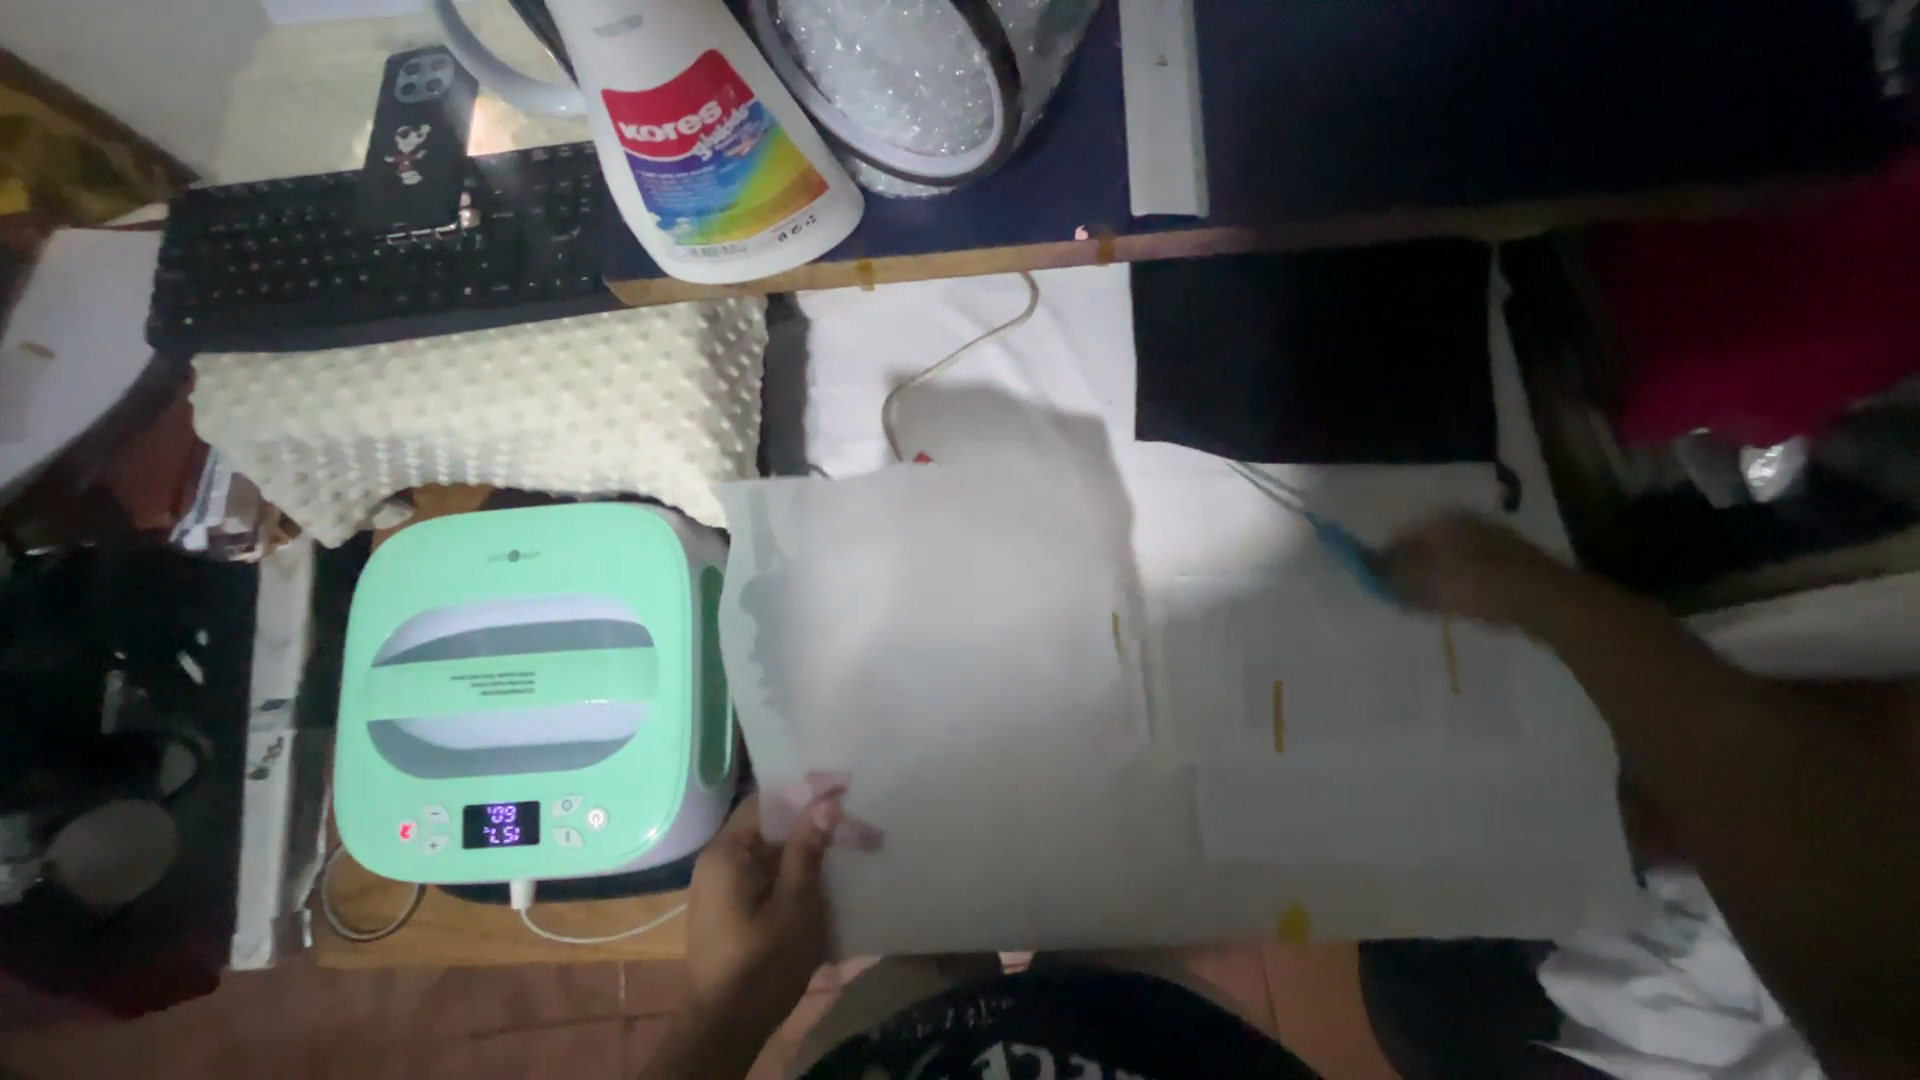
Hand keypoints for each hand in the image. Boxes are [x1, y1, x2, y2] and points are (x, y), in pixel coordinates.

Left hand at [683, 791, 840, 1035]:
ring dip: (804, 844)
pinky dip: (792, 866)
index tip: (844, 784)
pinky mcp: (729, 907)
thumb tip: (826, 801)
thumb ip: (807, 849)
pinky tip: (823, 873)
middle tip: (854, 813)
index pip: (767, 799)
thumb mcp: (795, 905)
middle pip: (768, 823)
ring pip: (768, 848)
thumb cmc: (761, 965)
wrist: (725, 1028)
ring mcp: (720, 885)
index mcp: (726, 852)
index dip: (805, 789)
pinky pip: (763, 871)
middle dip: (810, 817)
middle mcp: (717, 861)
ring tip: (847, 840)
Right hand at [1382, 511, 1569, 627]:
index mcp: (1440, 519)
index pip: (1399, 536)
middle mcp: (1466, 521)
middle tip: (1407, 595)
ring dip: (1439, 577)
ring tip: (1435, 603)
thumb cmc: (1472, 585)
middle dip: (1413, 568)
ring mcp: (1494, 537)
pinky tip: (1464, 603)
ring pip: (1451, 557)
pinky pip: (1475, 569)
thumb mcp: (1420, 581)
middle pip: (1426, 546)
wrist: (1543, 600)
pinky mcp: (1514, 559)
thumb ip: (1387, 573)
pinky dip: (1464, 583)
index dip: (1385, 561)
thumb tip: (1365, 566)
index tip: (1381, 584)